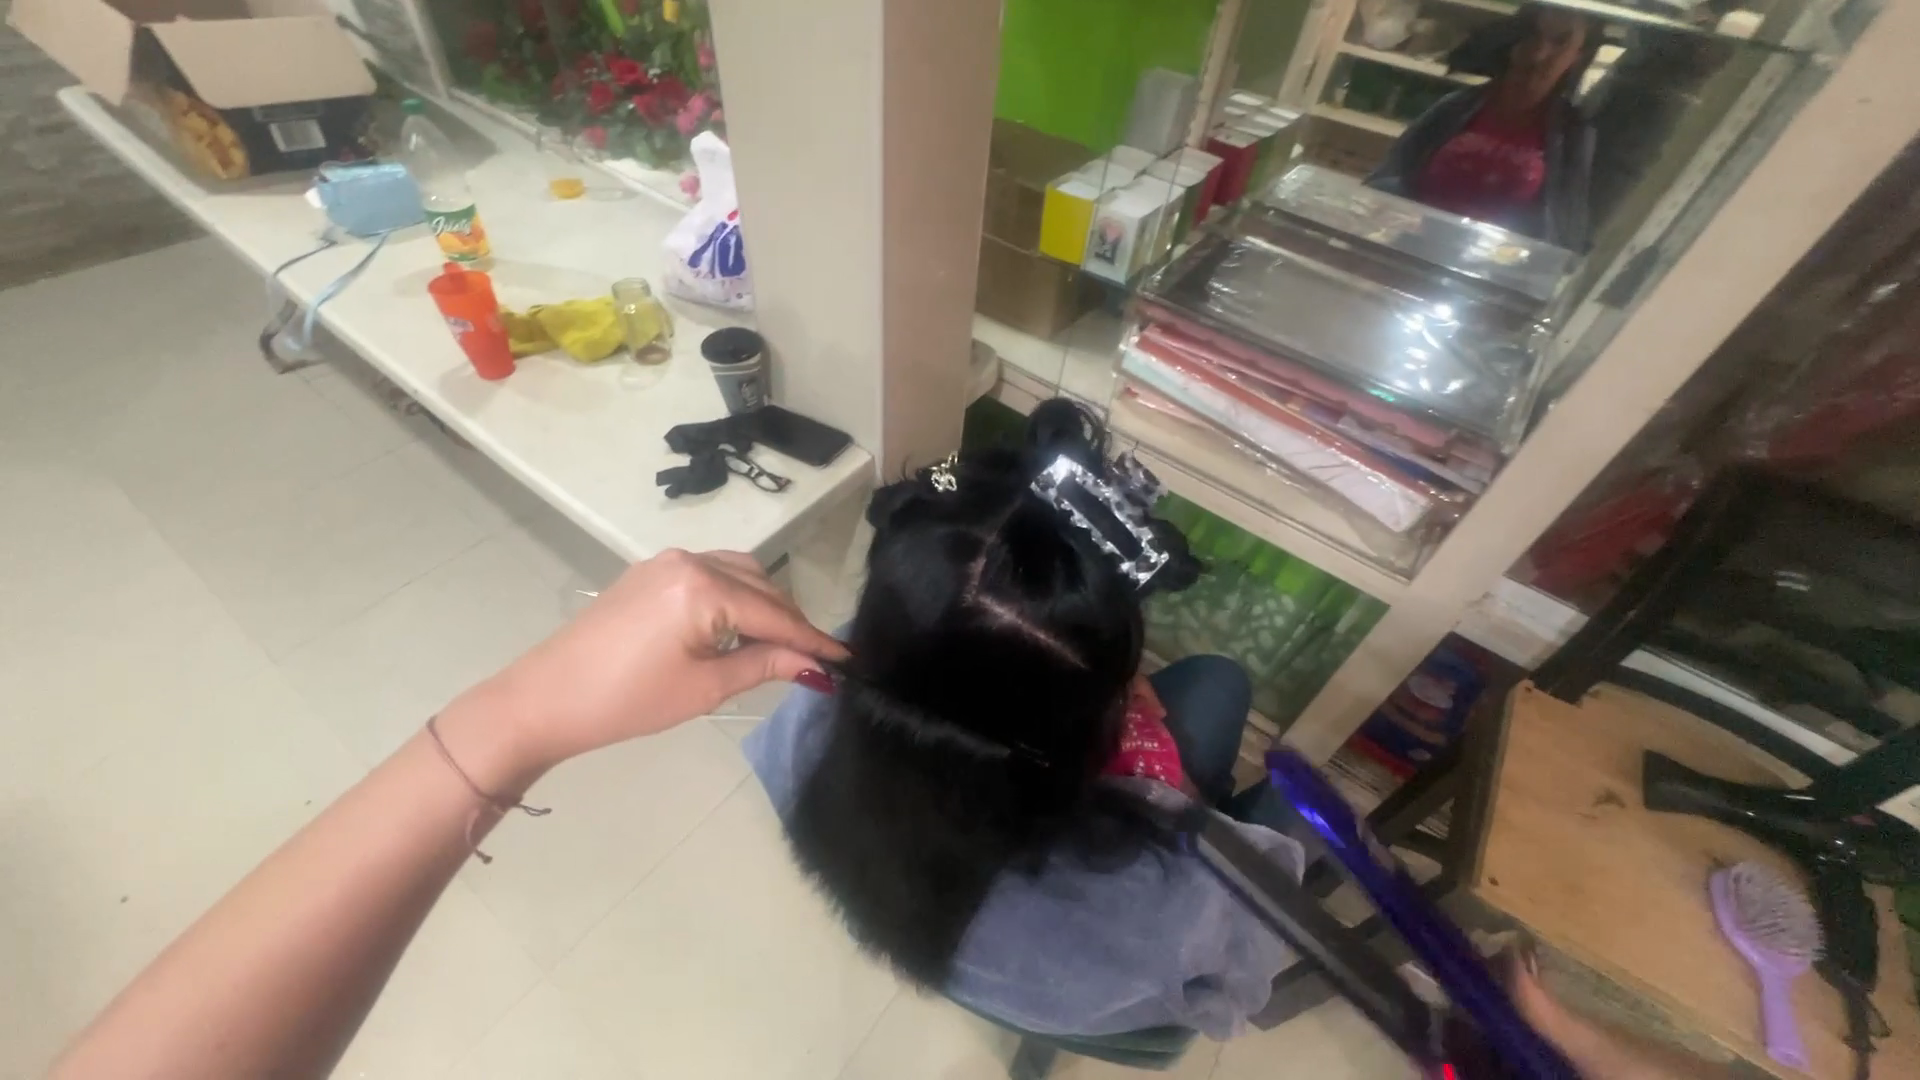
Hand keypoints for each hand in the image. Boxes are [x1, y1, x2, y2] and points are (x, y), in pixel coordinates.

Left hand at [453, 549, 846, 774]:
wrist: (545, 698)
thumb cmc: (627, 700)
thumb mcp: (705, 688)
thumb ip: (765, 666)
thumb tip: (815, 666)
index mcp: (704, 589)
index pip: (775, 614)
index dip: (812, 640)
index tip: (846, 659)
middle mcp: (691, 561)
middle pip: (762, 587)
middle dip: (791, 622)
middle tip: (813, 659)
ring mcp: (669, 561)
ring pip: (741, 573)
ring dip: (766, 604)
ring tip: (779, 645)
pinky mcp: (653, 570)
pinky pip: (713, 572)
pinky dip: (737, 594)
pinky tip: (740, 624)